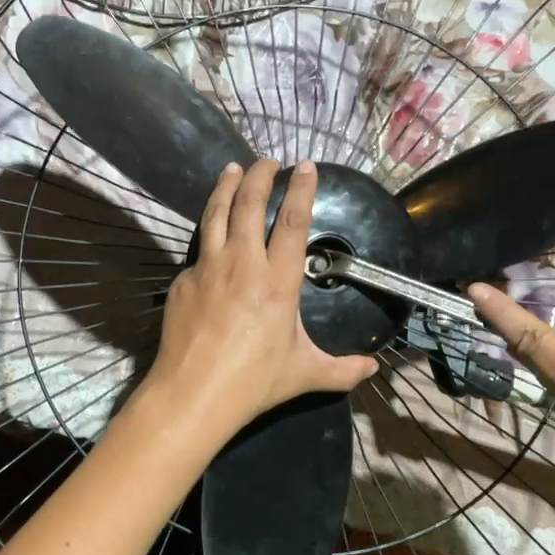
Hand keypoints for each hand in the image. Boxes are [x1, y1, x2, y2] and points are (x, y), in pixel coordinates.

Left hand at [141, 159, 377, 437]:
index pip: (292, 222)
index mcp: (277, 282)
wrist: (193, 393)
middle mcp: (241, 264)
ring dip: (225, 187)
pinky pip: (197, 249)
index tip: (304, 166)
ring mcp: (207, 269)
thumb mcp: (305, 375)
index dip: (300, 190)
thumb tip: (372, 370)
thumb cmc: (253, 382)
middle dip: (259, 176)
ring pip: (215, 215)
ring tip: (231, 170)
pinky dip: (207, 232)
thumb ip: (342, 370)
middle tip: (266, 161)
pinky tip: (209, 230)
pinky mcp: (182, 281)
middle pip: (248, 205)